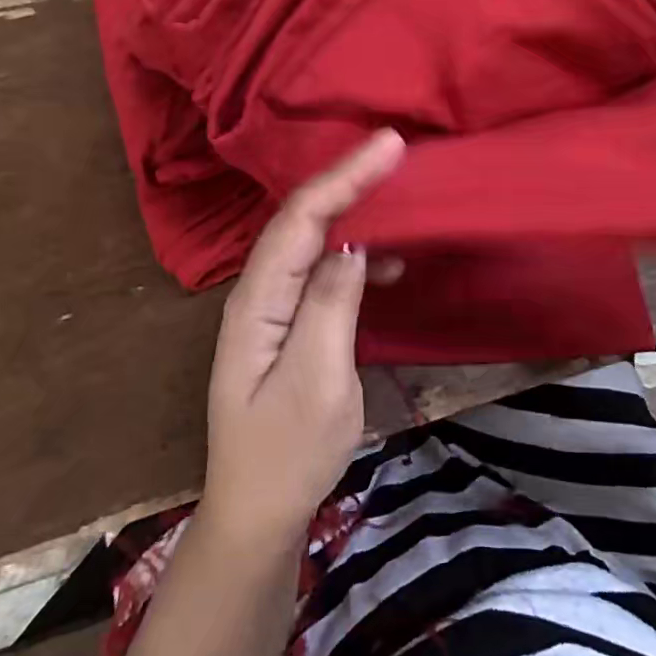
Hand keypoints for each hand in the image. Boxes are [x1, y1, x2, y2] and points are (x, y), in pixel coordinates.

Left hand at [199, 130, 405, 539]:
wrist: (258, 510)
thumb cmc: (287, 452)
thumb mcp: (318, 383)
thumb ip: (330, 307)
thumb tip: (352, 244)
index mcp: (259, 301)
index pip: (301, 220)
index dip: (345, 177)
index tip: (390, 145)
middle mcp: (259, 294)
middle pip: (301, 220)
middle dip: (347, 180)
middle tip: (395, 151)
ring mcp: (272, 310)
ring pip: (312, 242)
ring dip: (352, 212)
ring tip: (397, 192)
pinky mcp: (290, 326)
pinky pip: (321, 273)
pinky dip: (354, 255)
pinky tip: (387, 262)